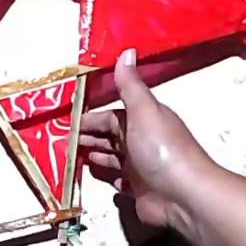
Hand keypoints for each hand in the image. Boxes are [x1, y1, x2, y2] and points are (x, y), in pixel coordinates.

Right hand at [78, 50, 220, 232]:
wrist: (183, 195)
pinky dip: (107, 179)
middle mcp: (142, 142)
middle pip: (110, 137)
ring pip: (112, 159)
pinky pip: (118, 183)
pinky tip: (93, 177)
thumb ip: (130, 85)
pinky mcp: (139, 192)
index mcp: (143, 120)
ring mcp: (141, 168)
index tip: (65, 123)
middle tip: (62, 143)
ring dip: (95, 157)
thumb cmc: (161, 149)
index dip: (90, 119)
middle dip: (88, 138)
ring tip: (71, 159)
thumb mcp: (144, 110)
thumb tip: (127, 50)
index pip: (111, 116)